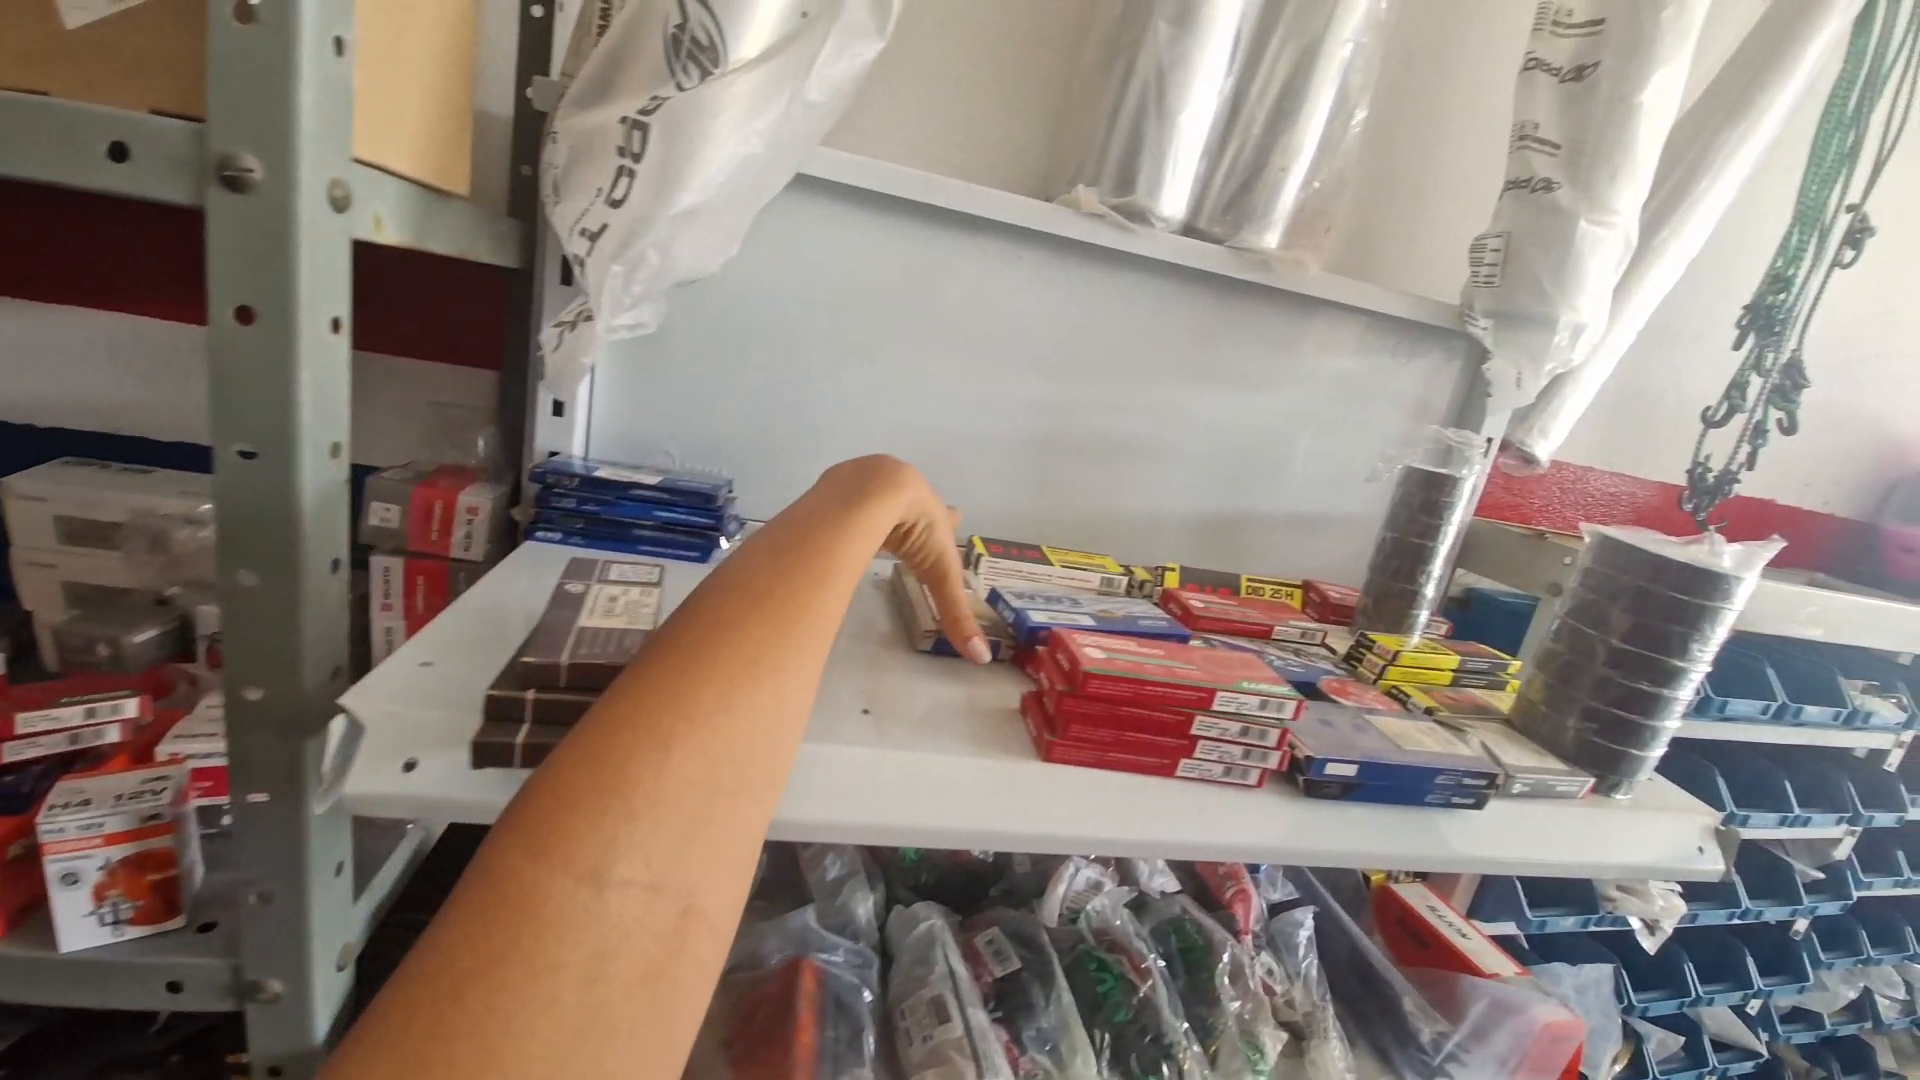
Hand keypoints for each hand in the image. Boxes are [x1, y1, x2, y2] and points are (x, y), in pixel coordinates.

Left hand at [819, 456, 990, 663]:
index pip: (947, 518)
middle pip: (913, 503)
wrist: (875, 489)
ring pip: (878, 498)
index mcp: (930, 511)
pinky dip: (847, 509)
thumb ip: (954, 614)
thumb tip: (981, 658)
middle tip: (912, 521)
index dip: (953, 520)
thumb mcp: (939, 573)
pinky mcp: (841, 486)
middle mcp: (904, 494)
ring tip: (875, 521)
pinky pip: (846, 499)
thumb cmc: (916, 527)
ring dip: (880, 509)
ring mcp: (871, 485)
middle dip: (916, 510)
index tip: (958, 515)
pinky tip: (839, 517)